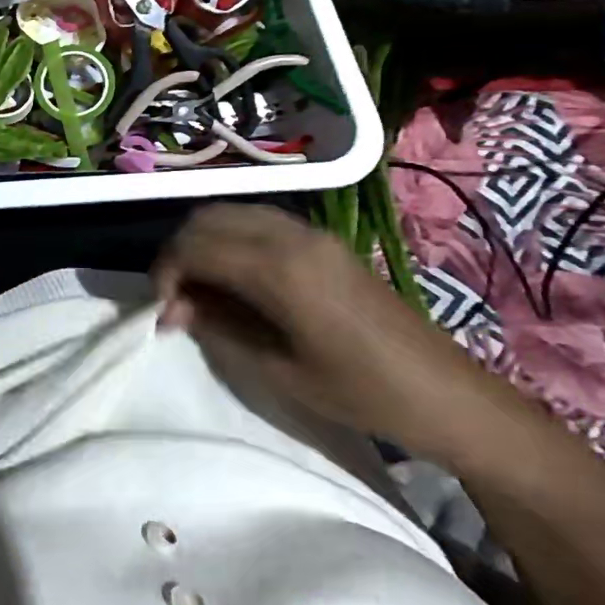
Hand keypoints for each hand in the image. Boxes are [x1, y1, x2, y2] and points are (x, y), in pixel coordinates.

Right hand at [153, 204, 506, 464]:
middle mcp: (290, 234)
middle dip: (179, 252)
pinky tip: (234, 277)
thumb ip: (218, 327)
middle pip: (208, 218)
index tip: (162, 310)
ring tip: (199, 288)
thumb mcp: (278, 369)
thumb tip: (171, 308)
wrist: (442, 391)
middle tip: (175, 298)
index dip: (166, 272)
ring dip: (204, 241)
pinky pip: (258, 220)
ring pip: (232, 212)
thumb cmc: (360, 392)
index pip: (196, 245)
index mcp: (278, 268)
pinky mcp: (322, 238)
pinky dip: (231, 238)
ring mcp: (310, 231)